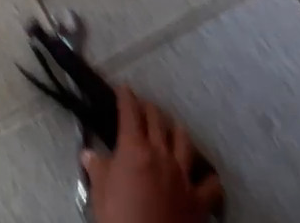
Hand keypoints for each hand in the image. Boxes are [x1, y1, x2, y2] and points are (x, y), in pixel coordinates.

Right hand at [82, 85, 224, 222]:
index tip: (124, 89)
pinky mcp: (200, 199)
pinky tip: (205, 174)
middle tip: (143, 104)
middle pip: (157, 121)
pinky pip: (211, 183)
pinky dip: (208, 176)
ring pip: (184, 141)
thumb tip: (89, 155)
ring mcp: (183, 175)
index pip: (129, 113)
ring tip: (172, 127)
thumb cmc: (119, 217)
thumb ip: (97, 170)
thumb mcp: (100, 193)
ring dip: (176, 130)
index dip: (126, 97)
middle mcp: (161, 154)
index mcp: (134, 149)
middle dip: (149, 108)